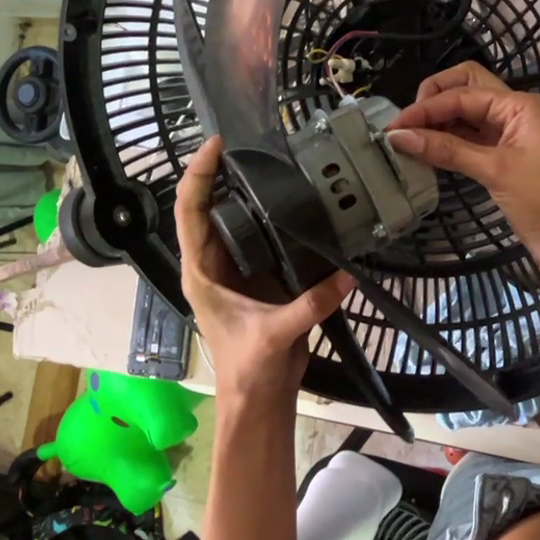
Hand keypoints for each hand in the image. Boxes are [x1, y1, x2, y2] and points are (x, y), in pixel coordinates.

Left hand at [175, 136, 354, 399]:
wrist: (260, 399)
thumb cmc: (250, 370)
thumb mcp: (275, 336)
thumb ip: (309, 304)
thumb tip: (348, 274)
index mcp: (202, 273)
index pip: (190, 212)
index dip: (198, 176)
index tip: (216, 144)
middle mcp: (215, 264)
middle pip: (210, 207)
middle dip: (223, 172)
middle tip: (252, 140)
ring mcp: (239, 269)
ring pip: (238, 218)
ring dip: (249, 190)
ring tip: (274, 159)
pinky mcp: (263, 276)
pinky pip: (266, 236)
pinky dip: (277, 215)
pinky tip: (299, 199)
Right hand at [386, 62, 539, 272]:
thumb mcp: (495, 171)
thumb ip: (447, 150)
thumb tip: (399, 137)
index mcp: (519, 105)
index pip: (463, 94)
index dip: (426, 108)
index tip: (393, 127)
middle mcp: (514, 112)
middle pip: (466, 89)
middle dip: (433, 100)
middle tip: (405, 124)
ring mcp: (509, 135)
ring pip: (466, 116)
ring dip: (438, 123)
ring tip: (406, 140)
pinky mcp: (504, 158)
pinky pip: (470, 140)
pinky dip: (448, 143)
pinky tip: (425, 154)